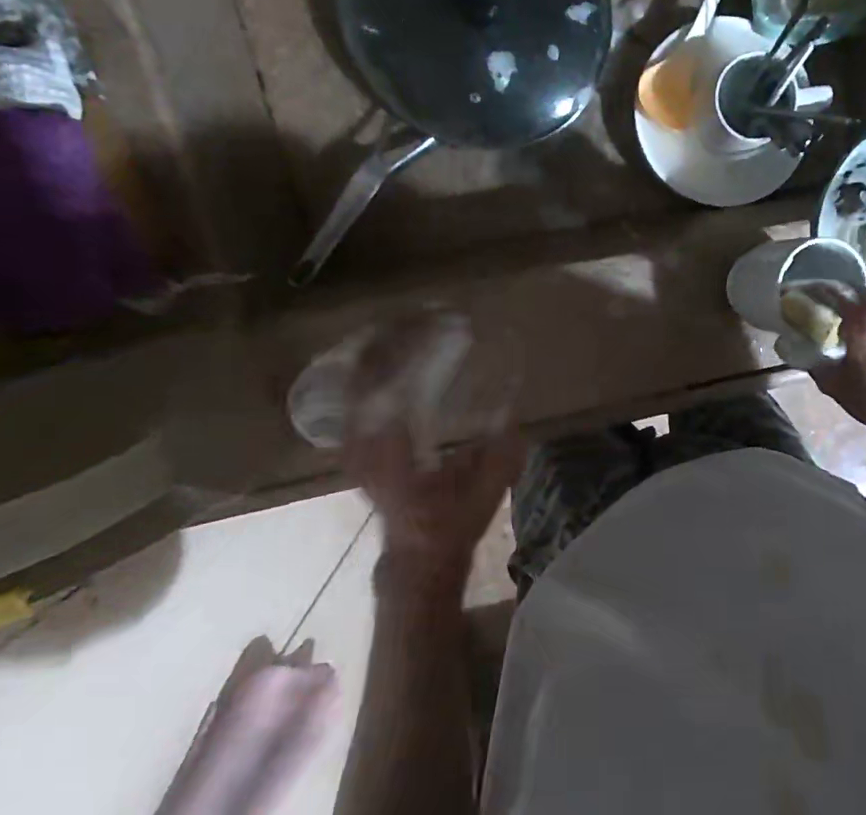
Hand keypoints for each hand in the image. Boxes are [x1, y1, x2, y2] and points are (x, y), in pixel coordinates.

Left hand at [338, 314, 524, 575]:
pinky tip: (384, 347)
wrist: (416, 554)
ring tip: (406, 319)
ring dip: (378, 347)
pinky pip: (350, 392)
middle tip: (423, 311)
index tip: (441, 323)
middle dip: (393, 337)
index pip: (394, 386)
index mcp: (396, 454)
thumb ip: (502, 450)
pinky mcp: (353, 444)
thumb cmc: (451, 523)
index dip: (413, 349)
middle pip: (366, 374)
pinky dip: (366, 365)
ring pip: (353, 380)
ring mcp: (353, 443)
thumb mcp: (486, 490)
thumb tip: (515, 402)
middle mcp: (366, 443)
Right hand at [808, 289, 865, 441]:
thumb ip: (812, 358)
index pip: (828, 291)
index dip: (807, 291)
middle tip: (807, 303)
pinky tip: (848, 323)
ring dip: (843, 300)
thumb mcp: (834, 383)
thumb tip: (793, 342)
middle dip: (825, 294)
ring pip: (862, 296)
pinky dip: (859, 308)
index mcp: (862, 322)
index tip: (792, 296)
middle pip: (846, 290)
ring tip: (825, 313)